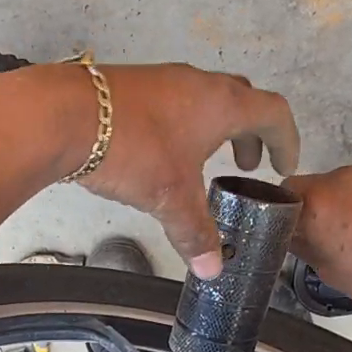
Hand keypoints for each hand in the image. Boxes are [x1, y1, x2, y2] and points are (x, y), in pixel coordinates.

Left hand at [50, 63, 299, 276]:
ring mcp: (162, 80)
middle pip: (239, 100)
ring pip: (201, 100)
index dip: (286, 139)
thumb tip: (213, 271)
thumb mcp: (171, 199)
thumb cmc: (134, 151)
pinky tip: (160, 156)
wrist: (65, 116)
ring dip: (212, 129)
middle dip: (249, 133)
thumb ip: (195, 234)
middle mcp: (197, 83)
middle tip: (246, 165)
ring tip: (202, 163)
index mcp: (221, 104)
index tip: (285, 165)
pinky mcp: (131, 87)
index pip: (272, 112)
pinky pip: (171, 104)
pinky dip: (181, 127)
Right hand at [288, 167, 351, 317]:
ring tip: (345, 245)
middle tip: (311, 245)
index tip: (282, 238)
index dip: (277, 217)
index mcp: (317, 199)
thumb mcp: (327, 269)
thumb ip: (303, 247)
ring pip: (336, 191)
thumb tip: (290, 238)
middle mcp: (341, 179)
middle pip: (308, 189)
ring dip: (333, 211)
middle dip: (306, 213)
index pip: (279, 197)